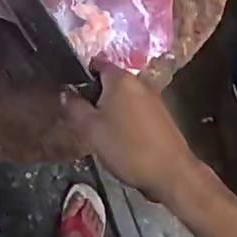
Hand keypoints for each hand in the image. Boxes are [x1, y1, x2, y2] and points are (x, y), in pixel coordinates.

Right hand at [68, 68, 205, 205]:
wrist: (171, 171)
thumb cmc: (127, 147)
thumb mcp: (91, 130)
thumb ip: (75, 108)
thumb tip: (65, 93)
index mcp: (122, 79)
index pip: (97, 64)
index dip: (81, 75)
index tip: (71, 92)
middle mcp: (140, 82)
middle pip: (111, 82)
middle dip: (96, 96)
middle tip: (83, 118)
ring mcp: (154, 98)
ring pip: (124, 98)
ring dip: (111, 110)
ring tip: (100, 132)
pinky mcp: (162, 115)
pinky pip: (137, 110)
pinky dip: (126, 119)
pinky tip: (121, 139)